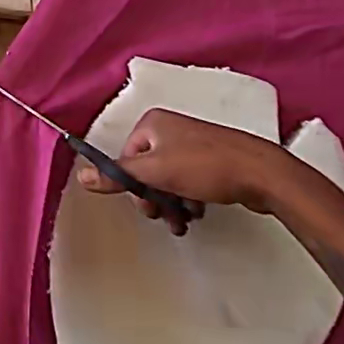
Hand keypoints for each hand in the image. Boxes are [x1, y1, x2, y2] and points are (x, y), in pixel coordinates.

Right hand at [75, 109, 293, 219]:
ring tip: (184, 220)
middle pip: (146, 169)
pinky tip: (198, 211)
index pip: (126, 157)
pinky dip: (188, 198)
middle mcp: (170, 128)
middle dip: (154, 197)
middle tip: (165, 215)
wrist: (260, 173)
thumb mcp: (155, 173)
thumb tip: (83, 175)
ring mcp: (191, 143)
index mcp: (153, 123)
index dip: (133, 185)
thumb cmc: (206, 167)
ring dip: (171, 203)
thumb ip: (117, 175)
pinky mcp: (210, 158)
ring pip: (168, 179)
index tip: (146, 204)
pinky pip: (187, 180)